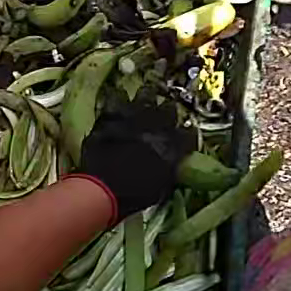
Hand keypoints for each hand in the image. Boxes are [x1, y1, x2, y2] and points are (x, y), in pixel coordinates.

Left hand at [75, 100, 191, 220]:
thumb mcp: (162, 186)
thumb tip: (174, 164)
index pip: (187, 134)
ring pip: (145, 97)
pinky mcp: (111, 116)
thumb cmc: (135, 195)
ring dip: (146, 97)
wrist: (103, 188)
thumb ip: (171, 169)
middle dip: (168, 110)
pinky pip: (116, 101)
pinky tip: (118, 99)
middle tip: (165, 112)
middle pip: (168, 109)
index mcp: (172, 145)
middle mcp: (156, 126)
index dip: (186, 133)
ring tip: (145, 96)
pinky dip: (118, 100)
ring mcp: (133, 117)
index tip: (185, 134)